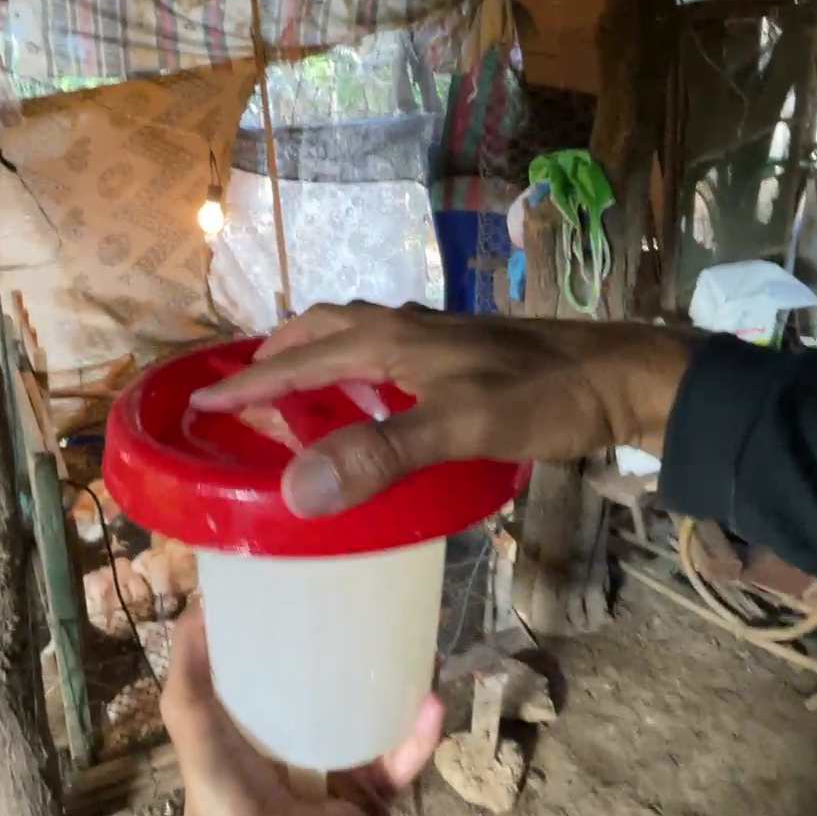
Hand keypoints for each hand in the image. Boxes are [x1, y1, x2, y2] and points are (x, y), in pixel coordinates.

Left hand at [162, 611, 442, 815]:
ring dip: (411, 684)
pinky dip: (421, 736)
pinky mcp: (371, 794)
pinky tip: (433, 703)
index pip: (301, 655)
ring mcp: (346, 761)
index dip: (320, 622)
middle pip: (352, 680)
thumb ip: (191, 658)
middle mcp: (313, 729)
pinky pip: (403, 762)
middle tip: (396, 610)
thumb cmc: (218, 780)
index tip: (338, 582)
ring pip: (388, 715)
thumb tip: (204, 597)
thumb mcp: (189, 710)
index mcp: (274, 706)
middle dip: (377, 648)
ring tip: (428, 648)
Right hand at [189, 303, 695, 517]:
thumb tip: (296, 488)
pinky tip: (369, 401)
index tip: (199, 400)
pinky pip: (383, 352)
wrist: (617, 375)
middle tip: (245, 389)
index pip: (299, 358)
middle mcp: (403, 327)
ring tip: (295, 392)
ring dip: (315, 354)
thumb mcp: (460, 428)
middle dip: (276, 353)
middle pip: (321, 328)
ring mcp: (432, 338)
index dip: (248, 382)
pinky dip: (354, 368)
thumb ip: (381, 454)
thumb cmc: (539, 397)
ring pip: (353, 335)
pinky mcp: (456, 354)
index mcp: (390, 338)